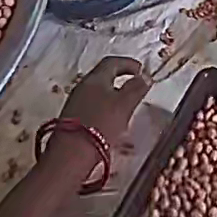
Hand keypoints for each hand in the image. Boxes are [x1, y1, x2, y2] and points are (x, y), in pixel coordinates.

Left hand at [46, 56, 149, 185]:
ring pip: (97, 92)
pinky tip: (111, 121)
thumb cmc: (101, 124)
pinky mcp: (72, 119)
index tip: (141, 69)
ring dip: (112, 94)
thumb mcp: (124, 105)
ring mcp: (75, 103)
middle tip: (135, 85)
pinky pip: (92, 106)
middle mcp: (82, 87)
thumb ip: (136, 88)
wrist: (71, 154)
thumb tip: (144, 76)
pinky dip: (105, 107)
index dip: (128, 63)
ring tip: (126, 105)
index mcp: (95, 78)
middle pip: (103, 76)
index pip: (111, 62)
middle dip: (120, 78)